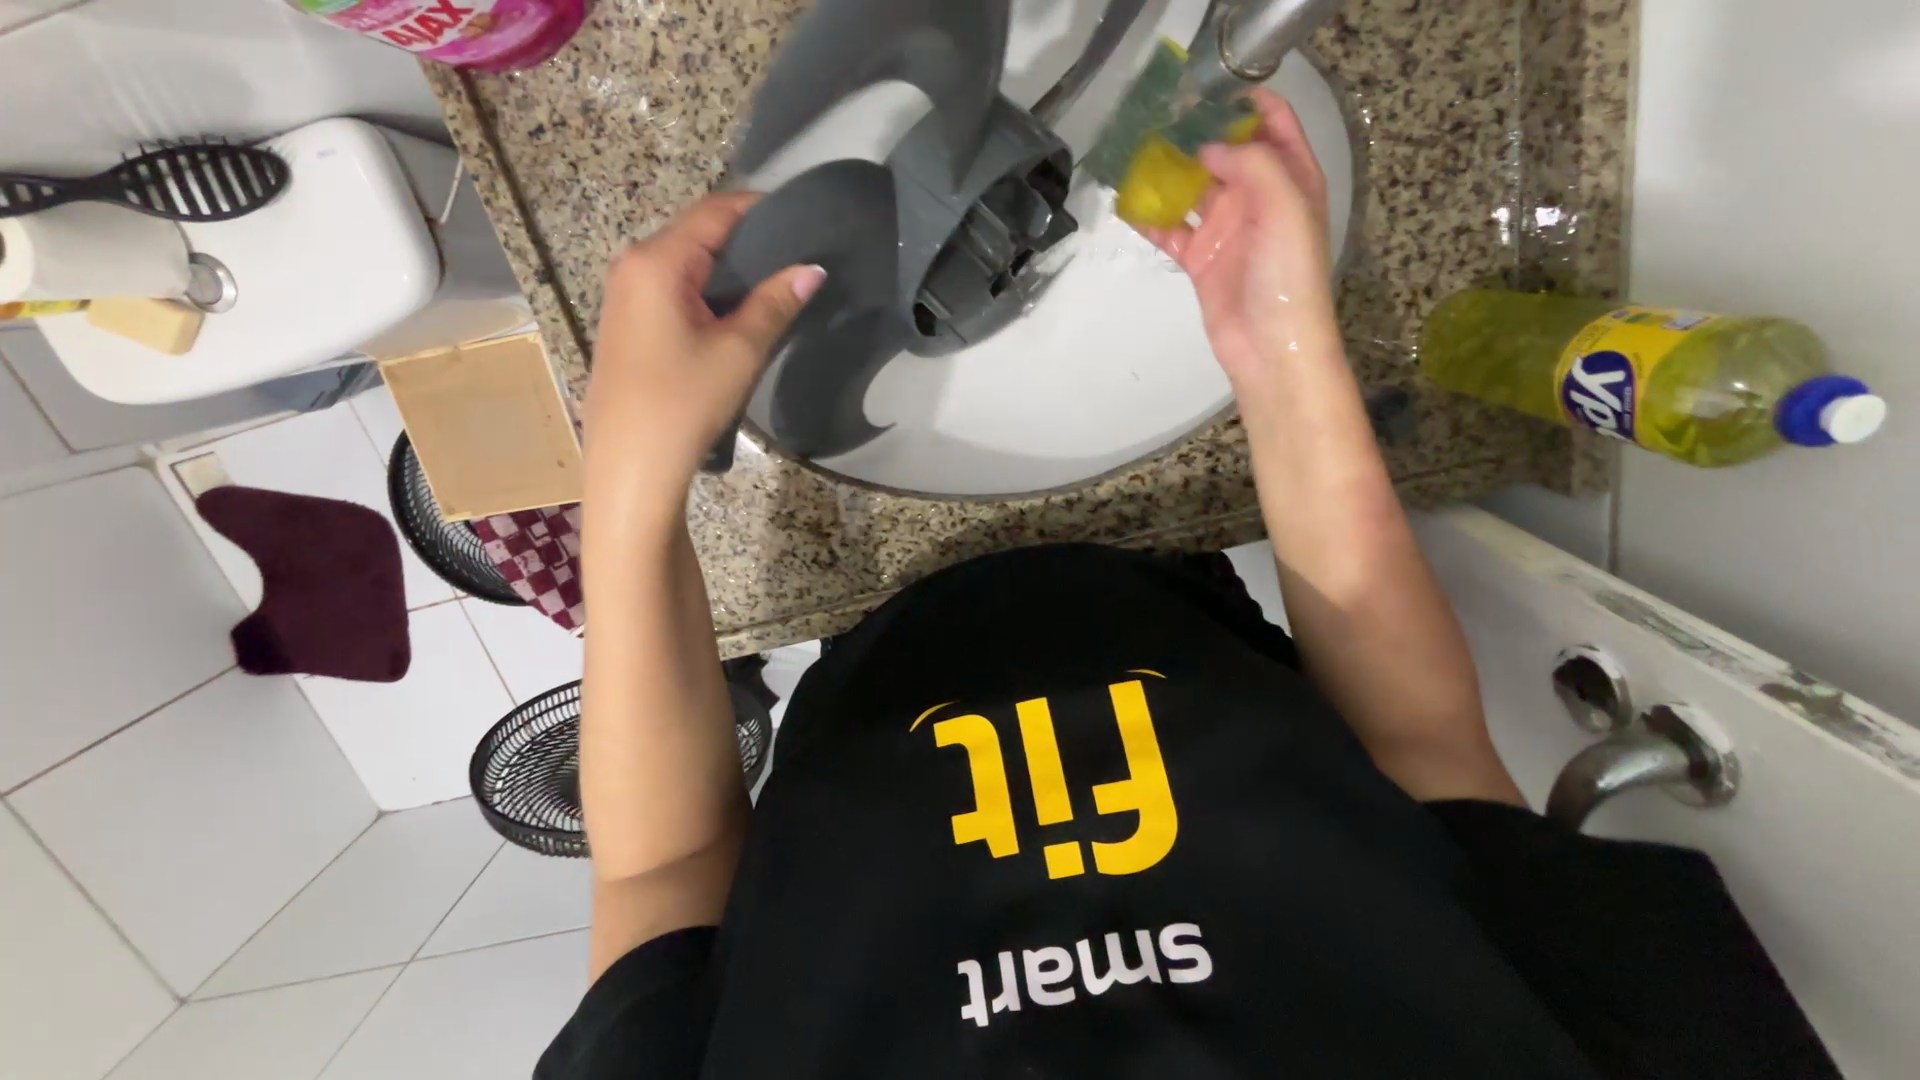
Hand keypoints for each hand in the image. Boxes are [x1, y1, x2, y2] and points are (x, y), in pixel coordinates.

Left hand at [584, 193, 824, 521]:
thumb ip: (776, 302)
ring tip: (773, 282)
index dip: (758, 208)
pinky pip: (671, 290)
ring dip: (726, 269)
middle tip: (795, 252)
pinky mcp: (626, 326)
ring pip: (684, 265)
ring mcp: (624, 297)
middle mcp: (632, 266)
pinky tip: (734, 313)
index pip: (714, 212)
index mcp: (656, 261)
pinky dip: (705, 292)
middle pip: (696, 234)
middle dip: (745, 240)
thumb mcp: (739, 350)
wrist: (631, 464)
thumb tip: (813, 268)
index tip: (800, 215)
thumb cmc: (684, 401)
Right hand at [1140, 90, 1340, 388]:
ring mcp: (1227, 229)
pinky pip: (1171, 232)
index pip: (1273, 126)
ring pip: (1193, 189)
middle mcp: (1258, 199)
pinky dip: (1151, 219)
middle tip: (1161, 118)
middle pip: (1226, 154)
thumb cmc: (1288, 276)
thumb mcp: (1285, 208)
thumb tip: (1209, 147)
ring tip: (1137, 153)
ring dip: (1169, 173)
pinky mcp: (1201, 260)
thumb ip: (1252, 165)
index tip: (1210, 89)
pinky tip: (1129, 205)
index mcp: (1290, 180)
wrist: (1271, 346)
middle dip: (1197, 134)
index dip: (1247, 103)